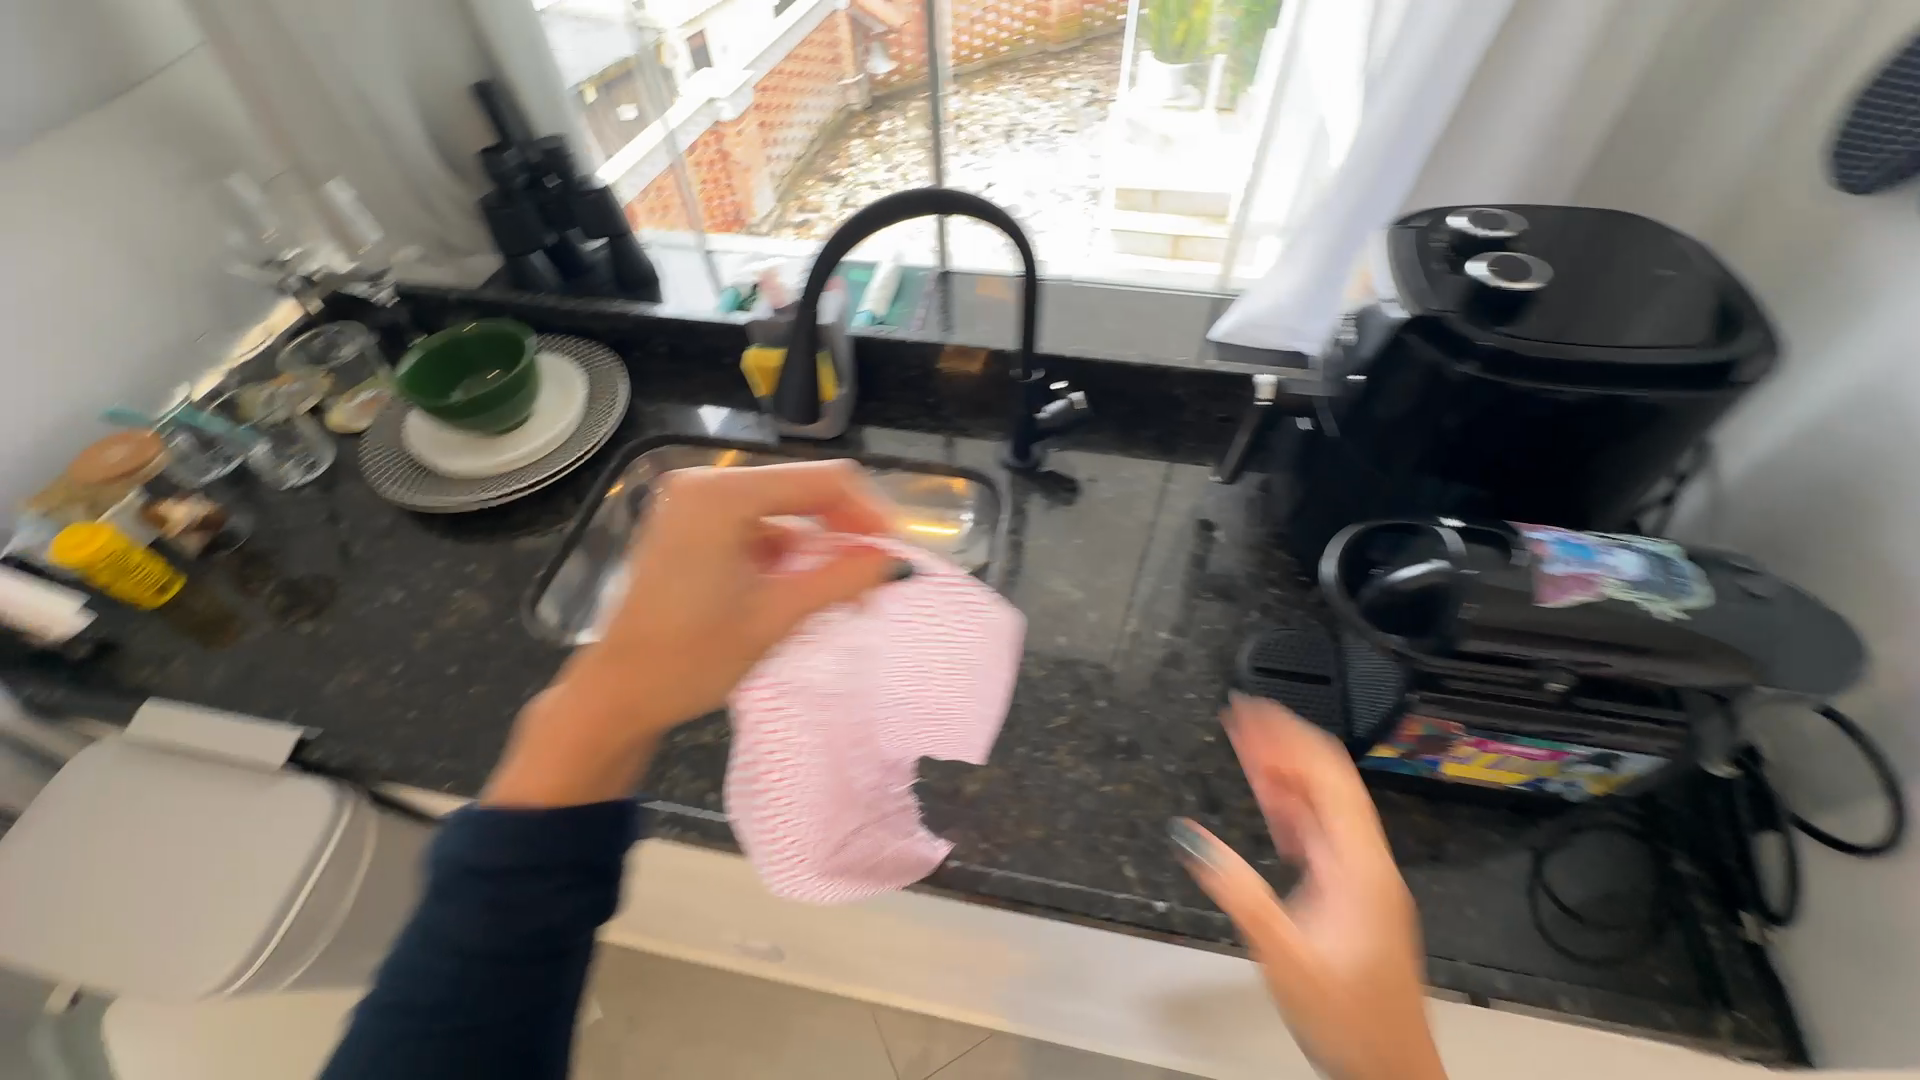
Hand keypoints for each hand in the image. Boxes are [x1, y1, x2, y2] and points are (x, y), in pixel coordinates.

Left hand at [483, 460, 906, 807]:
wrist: (618, 695)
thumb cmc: (691, 658)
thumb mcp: (777, 616)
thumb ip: (842, 577)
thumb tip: (896, 560)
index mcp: (722, 494)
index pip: (823, 480)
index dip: (870, 513)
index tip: (895, 553)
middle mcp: (706, 483)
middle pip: (803, 488)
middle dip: (846, 528)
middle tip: (875, 572)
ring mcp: (694, 502)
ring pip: (783, 508)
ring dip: (819, 543)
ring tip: (845, 587)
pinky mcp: (690, 525)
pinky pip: (757, 524)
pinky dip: (787, 551)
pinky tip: (803, 585)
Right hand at [1171, 696, 1443, 1079]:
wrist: (1391, 1074)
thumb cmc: (1347, 1021)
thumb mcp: (1283, 955)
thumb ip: (1237, 890)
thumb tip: (1189, 835)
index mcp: (1358, 867)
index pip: (1326, 779)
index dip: (1288, 737)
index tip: (1250, 710)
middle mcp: (1364, 861)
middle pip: (1325, 782)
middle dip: (1282, 743)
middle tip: (1238, 715)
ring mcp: (1358, 876)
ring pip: (1320, 805)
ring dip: (1283, 771)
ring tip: (1244, 742)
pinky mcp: (1348, 892)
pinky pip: (1317, 832)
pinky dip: (1289, 806)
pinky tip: (1266, 800)